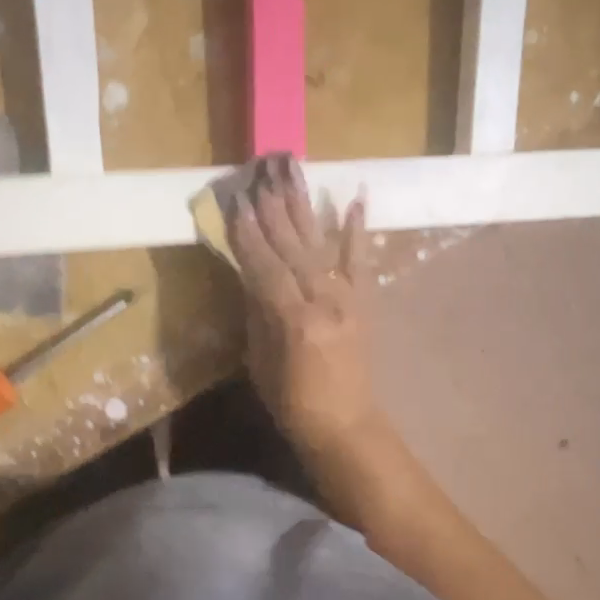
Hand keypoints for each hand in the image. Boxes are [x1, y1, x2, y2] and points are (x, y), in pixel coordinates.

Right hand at [229, 154, 382, 453]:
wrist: (346, 425)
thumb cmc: (293, 404)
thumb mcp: (261, 364)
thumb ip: (257, 316)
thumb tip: (249, 277)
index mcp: (294, 319)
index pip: (265, 267)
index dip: (248, 236)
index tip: (235, 202)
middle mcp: (324, 301)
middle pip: (293, 248)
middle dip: (274, 210)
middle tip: (260, 175)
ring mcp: (348, 298)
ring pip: (321, 245)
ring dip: (305, 208)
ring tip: (292, 173)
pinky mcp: (364, 302)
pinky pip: (360, 260)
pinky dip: (357, 228)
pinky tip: (354, 197)